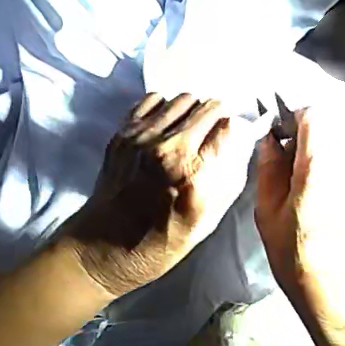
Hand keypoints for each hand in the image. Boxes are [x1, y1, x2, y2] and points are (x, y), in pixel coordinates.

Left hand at [59, 94, 260, 297]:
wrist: (104, 247)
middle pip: (207, 106)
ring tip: (190, 128)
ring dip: (192, 110)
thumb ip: (229, 175)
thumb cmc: (161, 242)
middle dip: (217, 116)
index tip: (235, 132)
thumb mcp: (208, 220)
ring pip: (182, 99)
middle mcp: (167, 149)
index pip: (229, 125)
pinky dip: (165, 107)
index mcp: (193, 175)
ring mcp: (141, 137)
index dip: (237, 127)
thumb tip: (240, 140)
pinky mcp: (123, 133)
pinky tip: (166, 125)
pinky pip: (153, 100)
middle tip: (215, 130)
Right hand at [254, 105, 344, 337]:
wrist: (342, 298)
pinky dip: (331, 159)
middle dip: (304, 127)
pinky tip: (312, 186)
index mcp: (320, 166)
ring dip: (318, 142)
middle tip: (282, 149)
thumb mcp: (268, 213)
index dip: (290, 114)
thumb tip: (268, 142)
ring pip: (342, 137)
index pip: (313, 113)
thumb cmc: (303, 263)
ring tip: (296, 170)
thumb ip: (268, 169)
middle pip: (331, 120)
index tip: (275, 128)